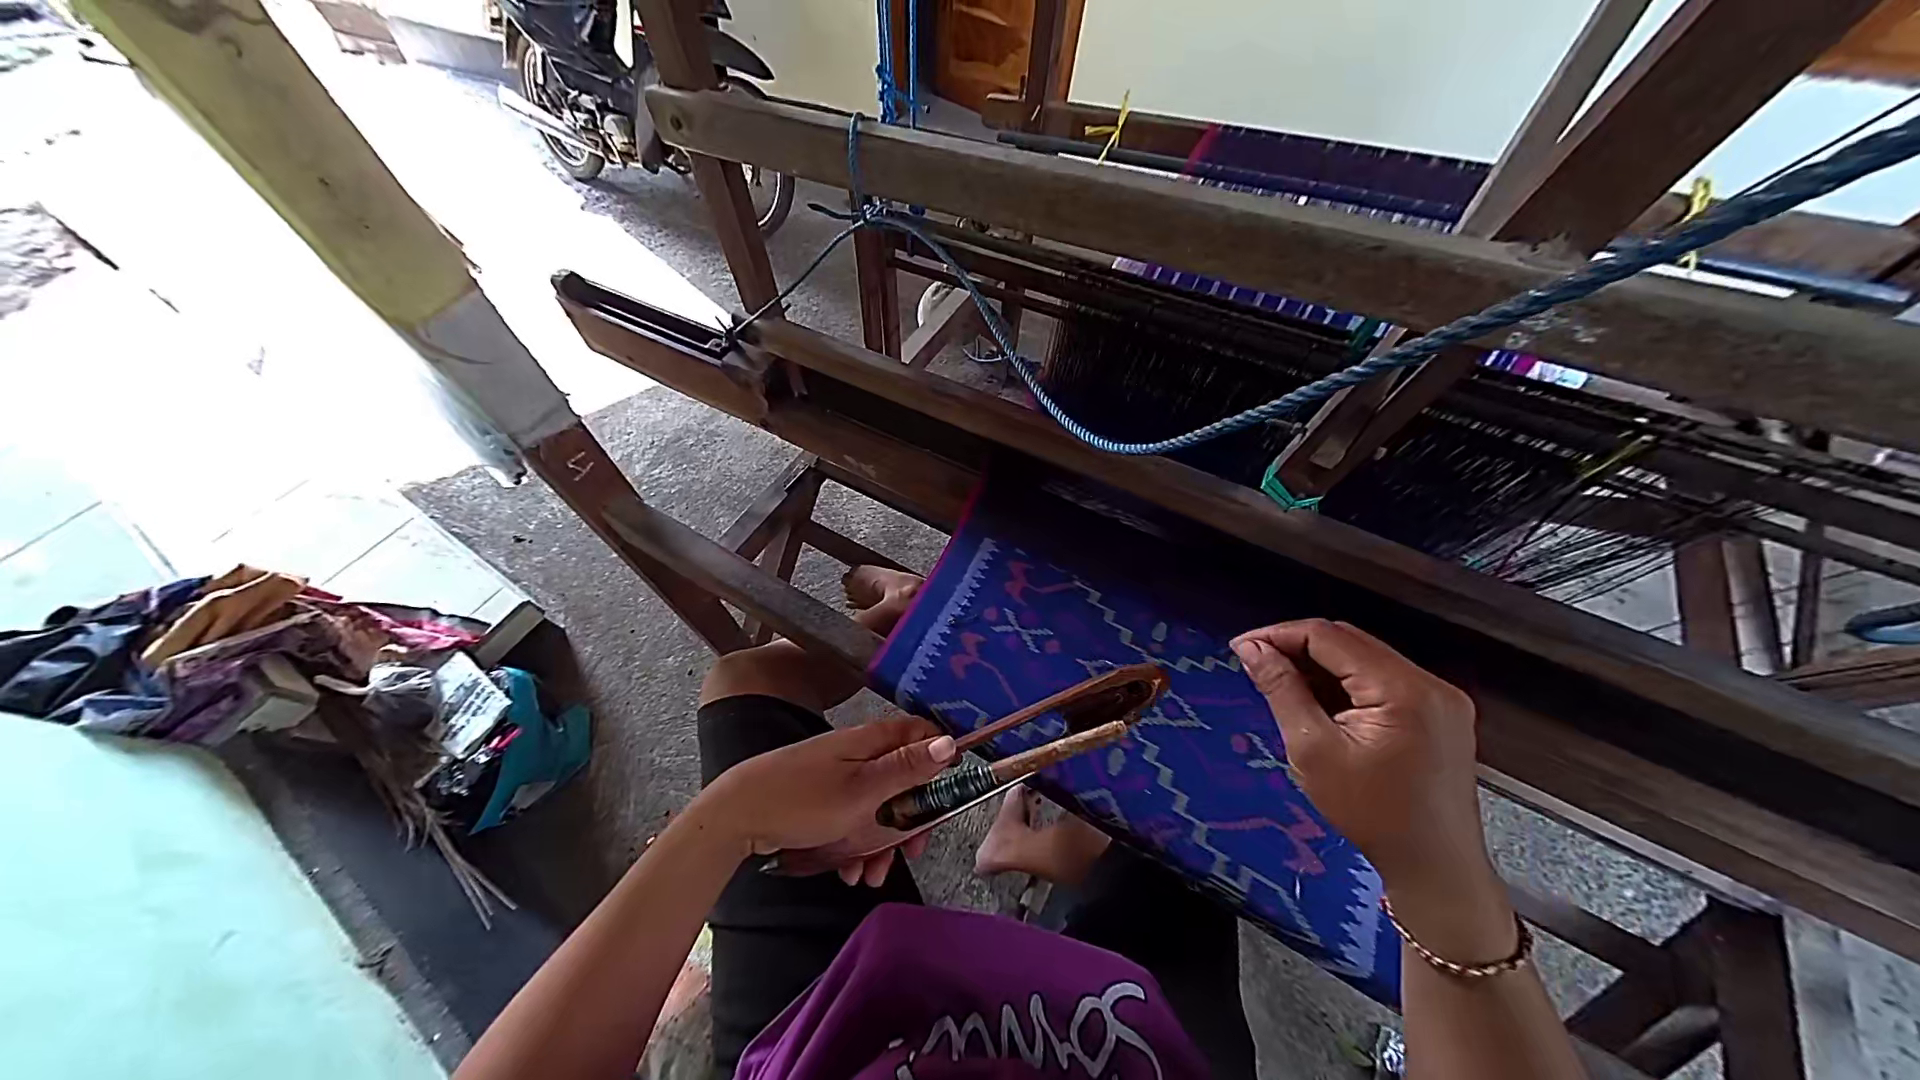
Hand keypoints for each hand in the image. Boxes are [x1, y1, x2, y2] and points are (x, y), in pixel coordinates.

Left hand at [692, 717, 956, 885]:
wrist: (737, 816)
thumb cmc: (804, 800)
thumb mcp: (863, 790)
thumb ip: (908, 769)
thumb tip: (950, 743)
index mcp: (872, 741)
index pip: (921, 735)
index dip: (940, 760)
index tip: (949, 794)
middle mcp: (859, 752)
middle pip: (903, 776)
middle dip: (912, 816)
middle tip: (913, 850)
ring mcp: (839, 775)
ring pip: (879, 803)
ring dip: (883, 839)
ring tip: (873, 874)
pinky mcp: (822, 798)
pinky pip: (854, 817)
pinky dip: (857, 843)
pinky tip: (850, 871)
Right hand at [1229, 620, 1486, 895]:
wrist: (1435, 867)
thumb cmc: (1370, 813)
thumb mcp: (1312, 749)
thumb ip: (1281, 689)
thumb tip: (1251, 648)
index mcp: (1403, 688)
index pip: (1328, 636)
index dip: (1278, 635)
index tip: (1241, 647)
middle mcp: (1429, 682)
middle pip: (1348, 641)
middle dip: (1296, 646)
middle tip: (1255, 662)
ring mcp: (1439, 697)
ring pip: (1363, 657)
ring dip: (1318, 663)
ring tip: (1279, 681)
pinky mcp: (1438, 712)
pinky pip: (1380, 678)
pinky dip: (1343, 681)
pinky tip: (1317, 699)